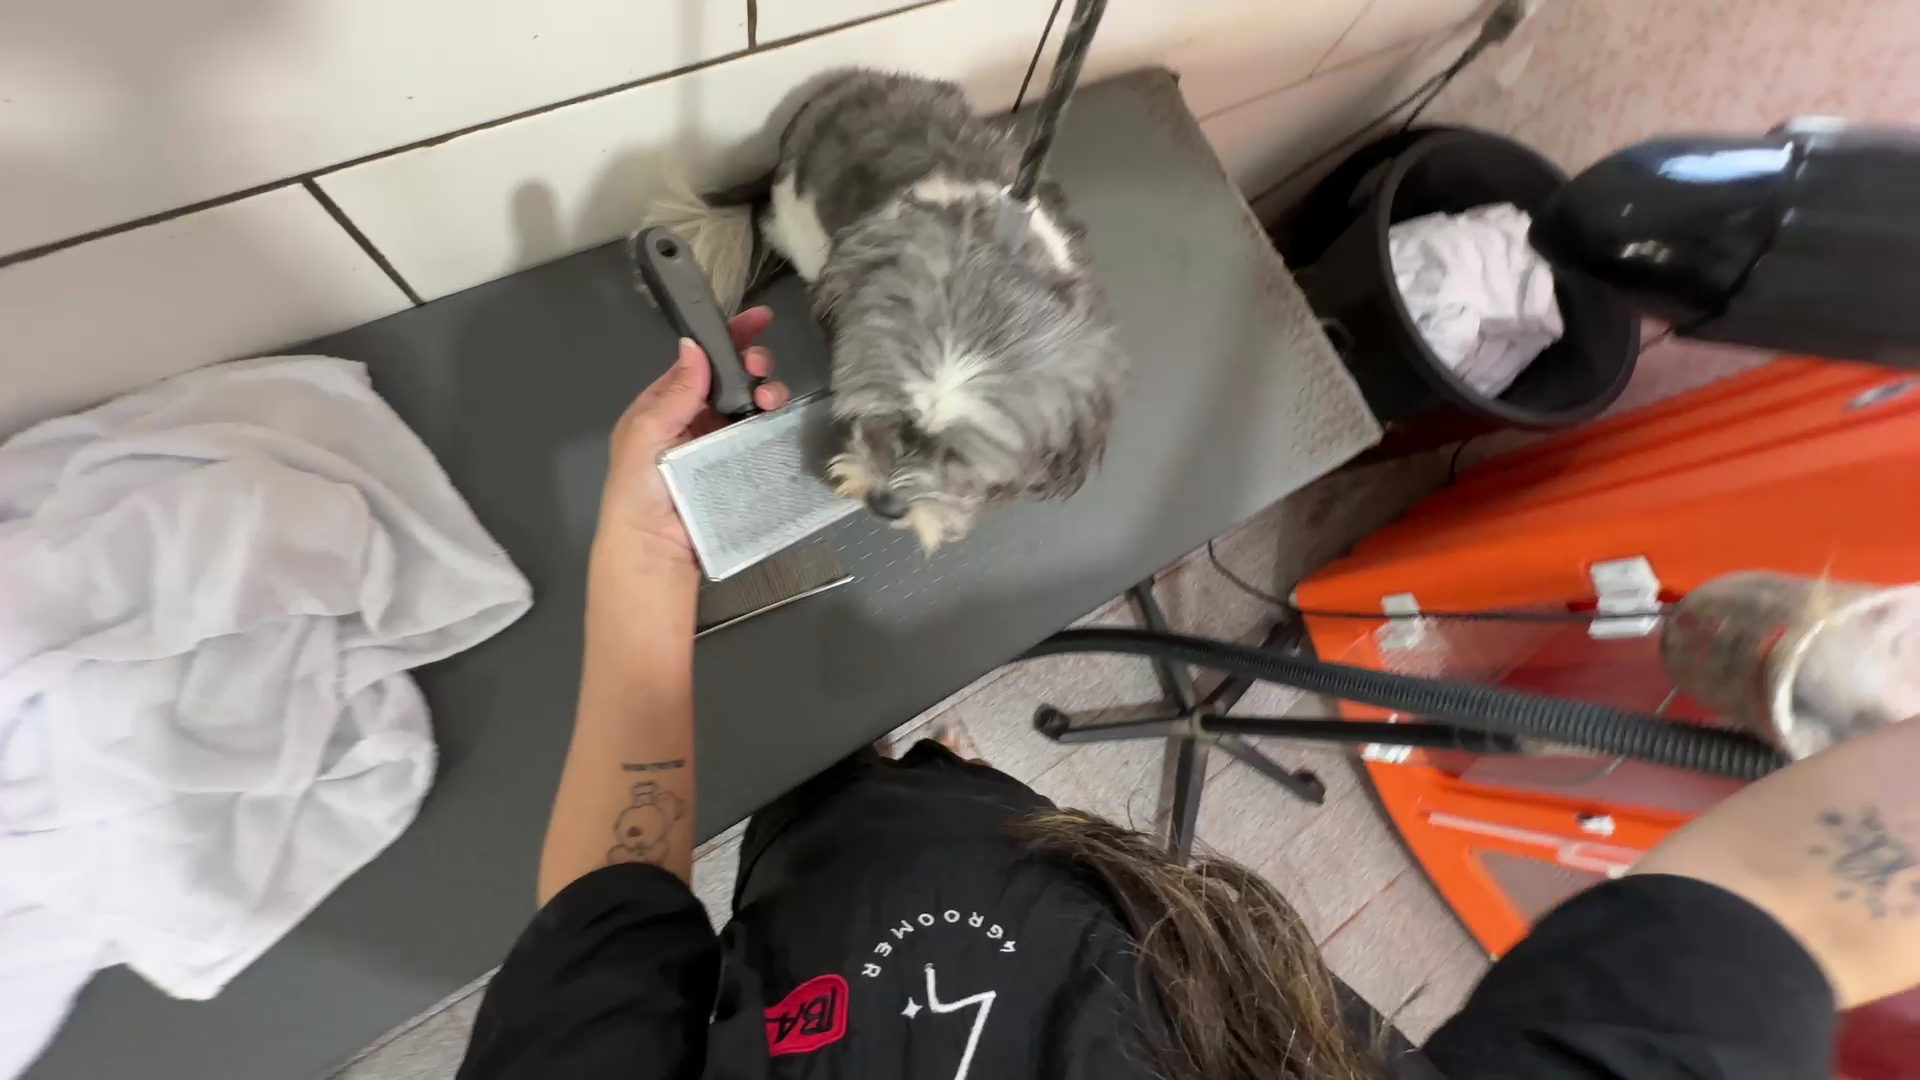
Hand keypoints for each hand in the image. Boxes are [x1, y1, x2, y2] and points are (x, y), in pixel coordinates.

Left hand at [596, 306, 789, 578]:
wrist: (655, 553)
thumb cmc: (639, 494)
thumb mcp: (646, 437)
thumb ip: (673, 395)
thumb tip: (694, 347)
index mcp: (663, 408)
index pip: (697, 363)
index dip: (724, 339)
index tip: (757, 320)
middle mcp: (693, 422)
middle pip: (729, 381)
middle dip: (749, 365)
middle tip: (762, 367)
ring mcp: (718, 446)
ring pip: (748, 406)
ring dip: (764, 393)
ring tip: (773, 398)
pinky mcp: (739, 470)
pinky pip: (758, 438)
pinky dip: (771, 424)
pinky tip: (778, 418)